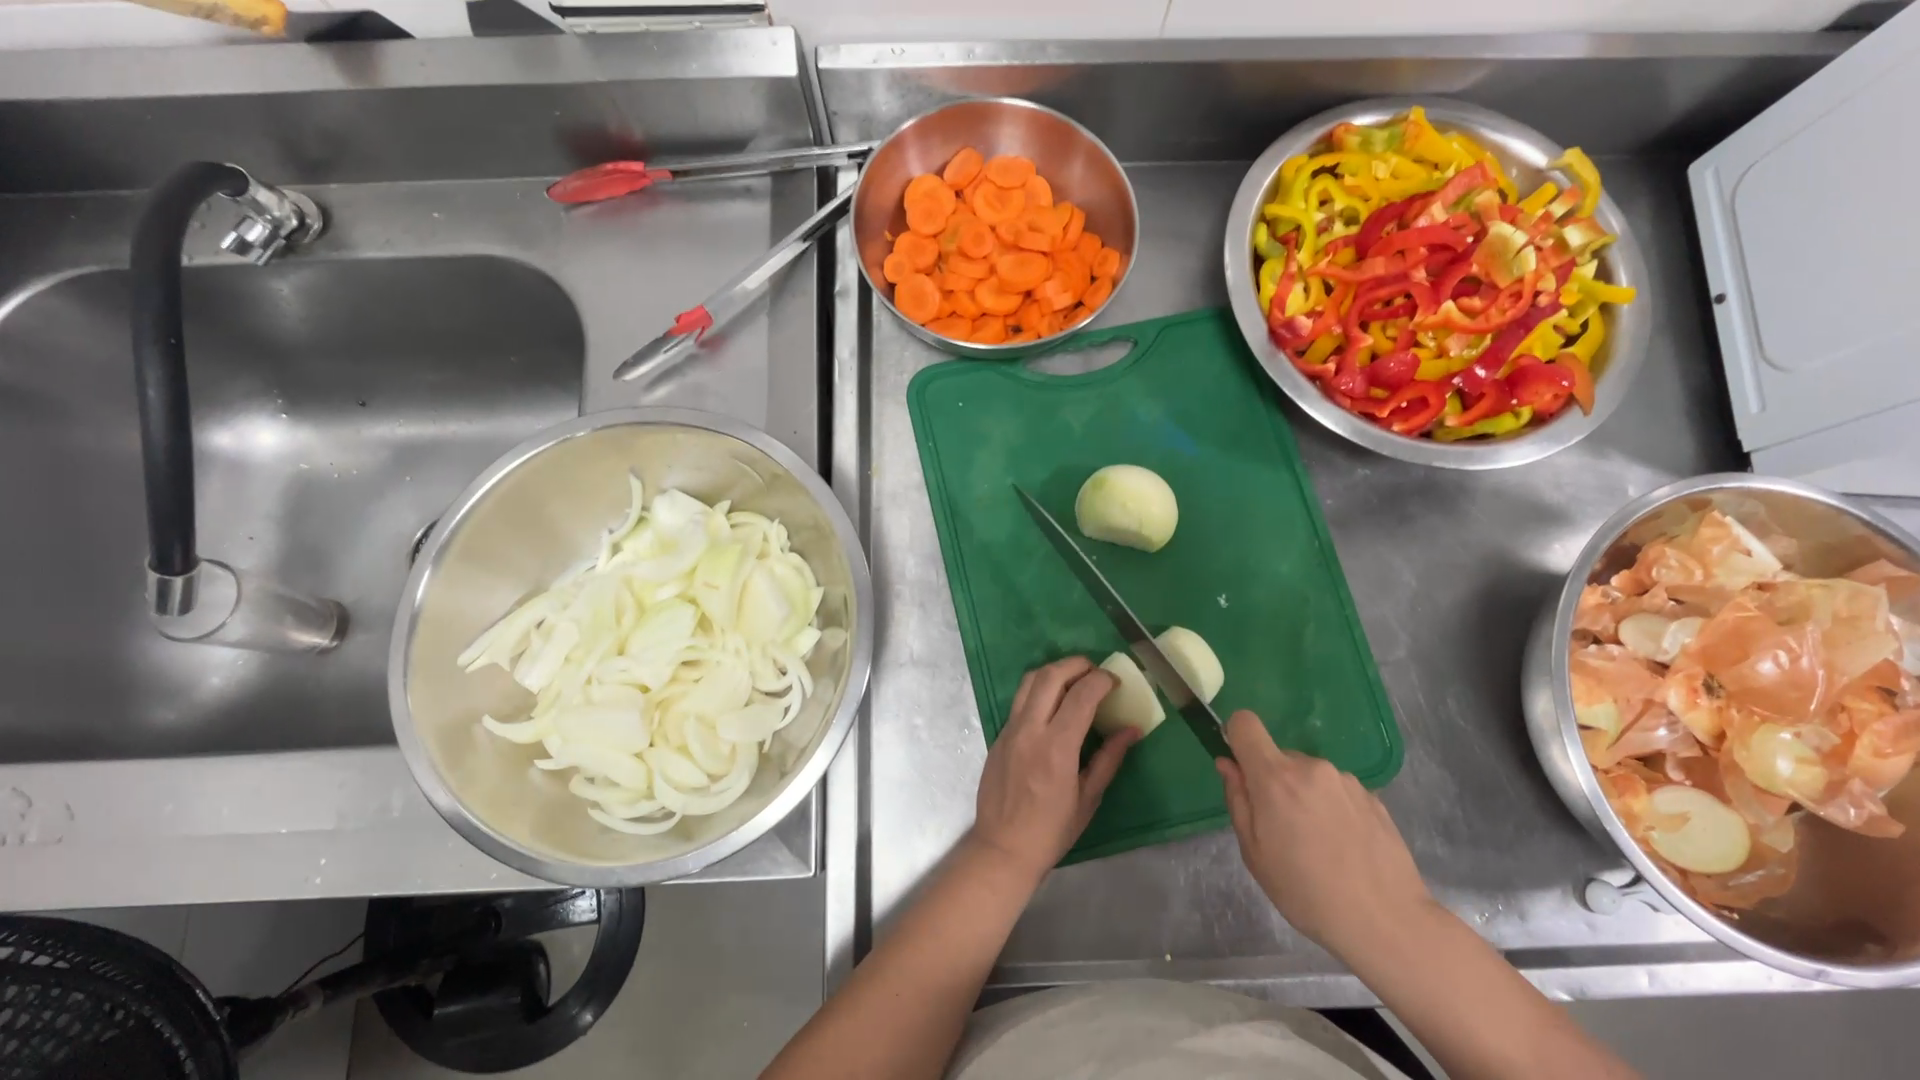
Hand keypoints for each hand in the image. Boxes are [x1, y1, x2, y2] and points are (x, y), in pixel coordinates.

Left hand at [969, 656, 1142, 881]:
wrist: (1002, 848)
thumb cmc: (1051, 831)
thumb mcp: (1089, 798)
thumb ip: (1109, 758)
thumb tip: (1132, 729)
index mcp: (1056, 748)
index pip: (1081, 694)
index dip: (1102, 680)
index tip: (1116, 682)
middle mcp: (1029, 731)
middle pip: (1050, 676)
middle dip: (1076, 665)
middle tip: (1096, 672)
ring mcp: (1009, 731)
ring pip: (1029, 682)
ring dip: (1054, 672)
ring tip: (1075, 680)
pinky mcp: (998, 736)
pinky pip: (1019, 701)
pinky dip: (1039, 691)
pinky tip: (1054, 706)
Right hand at [1216, 709, 1433, 958]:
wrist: (1385, 920)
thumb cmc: (1305, 891)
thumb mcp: (1254, 853)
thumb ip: (1238, 800)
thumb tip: (1229, 764)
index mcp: (1276, 777)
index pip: (1245, 724)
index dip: (1236, 737)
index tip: (1240, 769)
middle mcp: (1313, 767)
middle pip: (1279, 757)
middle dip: (1273, 782)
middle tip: (1281, 830)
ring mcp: (1347, 780)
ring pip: (1310, 775)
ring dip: (1305, 796)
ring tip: (1317, 844)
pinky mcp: (1374, 796)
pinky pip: (1337, 791)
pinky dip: (1331, 809)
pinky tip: (1343, 847)